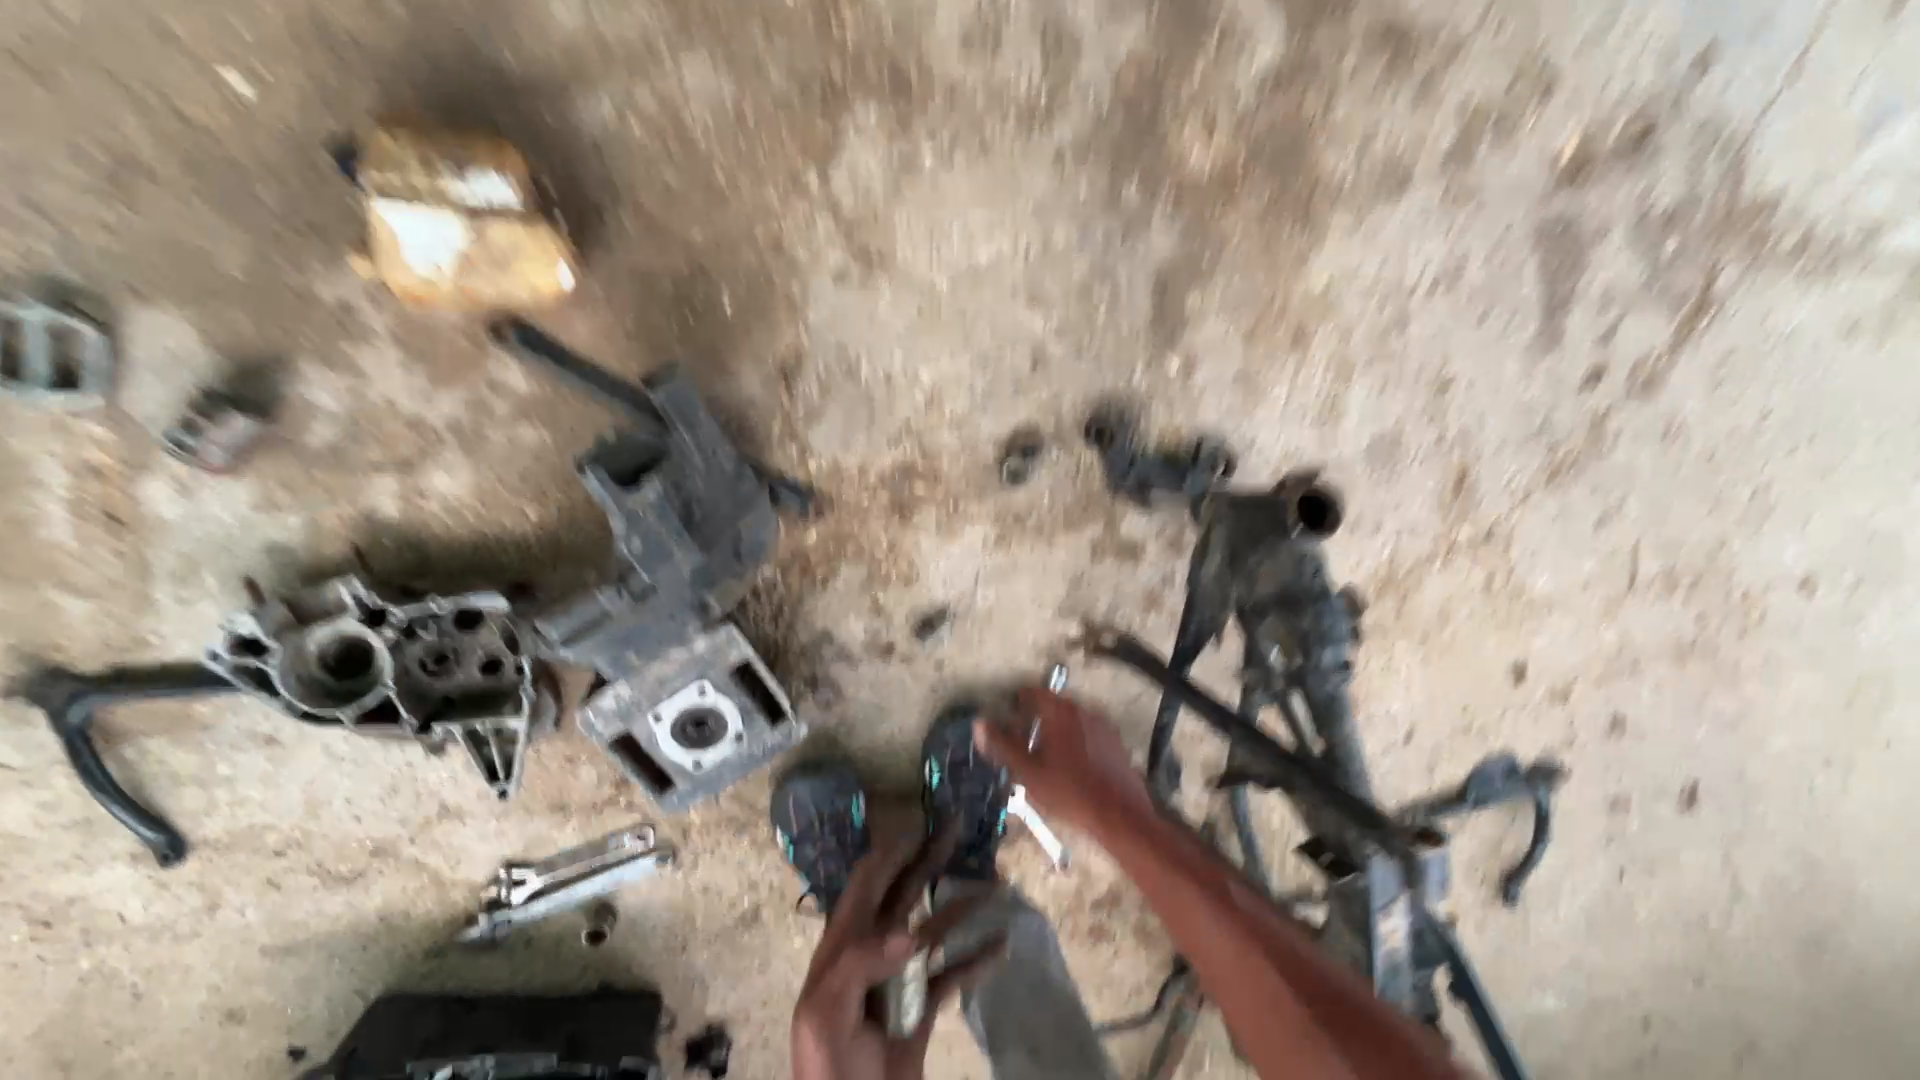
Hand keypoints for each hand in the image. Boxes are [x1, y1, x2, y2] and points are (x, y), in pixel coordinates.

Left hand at [790, 828, 1005, 1079]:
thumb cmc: (827, 1067)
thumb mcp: (826, 1015)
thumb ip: (858, 966)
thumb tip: (906, 932)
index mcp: (843, 947)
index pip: (865, 884)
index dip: (888, 852)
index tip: (918, 823)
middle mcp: (873, 952)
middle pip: (904, 893)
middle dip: (929, 860)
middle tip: (958, 827)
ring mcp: (900, 979)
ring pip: (934, 930)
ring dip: (963, 906)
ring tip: (997, 884)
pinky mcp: (922, 1009)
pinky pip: (953, 976)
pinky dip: (976, 959)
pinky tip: (1002, 945)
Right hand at [974, 688, 1155, 839]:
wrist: (1119, 814)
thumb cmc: (1069, 792)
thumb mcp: (1028, 772)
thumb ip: (1002, 745)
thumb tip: (979, 724)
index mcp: (1060, 711)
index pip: (1032, 692)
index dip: (1016, 703)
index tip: (1008, 720)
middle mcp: (1083, 709)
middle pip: (1052, 705)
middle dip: (1035, 719)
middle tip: (1023, 743)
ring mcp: (1103, 724)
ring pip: (1071, 720)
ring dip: (1056, 731)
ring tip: (1046, 759)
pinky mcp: (1115, 742)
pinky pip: (1087, 733)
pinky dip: (1075, 741)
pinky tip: (1071, 767)